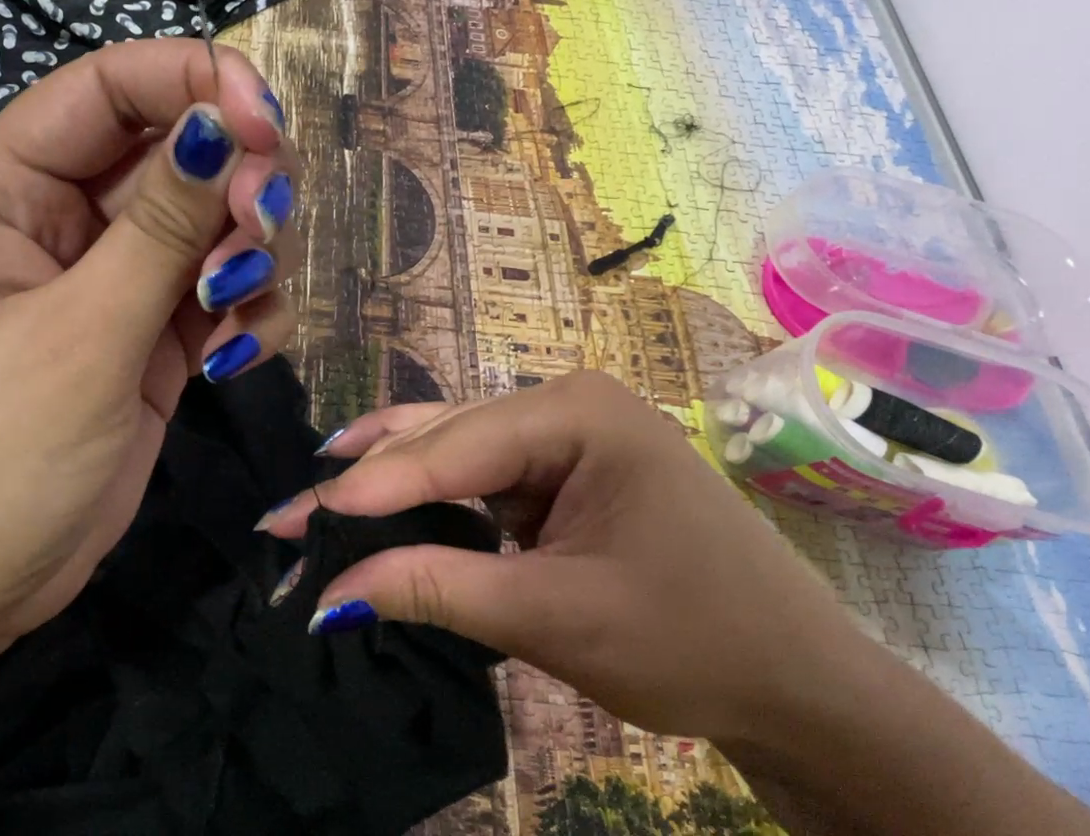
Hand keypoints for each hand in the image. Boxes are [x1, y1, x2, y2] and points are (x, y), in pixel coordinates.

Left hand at [0, 38, 301, 648]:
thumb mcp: (76, 338)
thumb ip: (158, 231)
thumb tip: (220, 122)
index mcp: (1, 195)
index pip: (101, 90)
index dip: (188, 81)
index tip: (267, 120)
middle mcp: (53, 228)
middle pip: (165, 155)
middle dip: (230, 176)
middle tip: (263, 227)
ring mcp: (100, 292)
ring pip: (199, 227)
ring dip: (243, 247)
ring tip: (238, 303)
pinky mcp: (136, 351)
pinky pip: (207, 299)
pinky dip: (241, 309)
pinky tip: (242, 351)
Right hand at [258, 371, 874, 745]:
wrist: (800, 684)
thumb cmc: (693, 641)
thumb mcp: (553, 617)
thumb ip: (435, 589)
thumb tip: (327, 592)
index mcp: (579, 415)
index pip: (450, 450)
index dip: (368, 491)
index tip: (292, 522)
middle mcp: (567, 404)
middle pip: (443, 437)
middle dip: (369, 480)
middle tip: (288, 515)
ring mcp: (566, 433)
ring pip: (453, 446)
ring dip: (389, 475)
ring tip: (319, 485)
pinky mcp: (563, 468)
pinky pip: (477, 471)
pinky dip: (427, 492)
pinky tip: (379, 491)